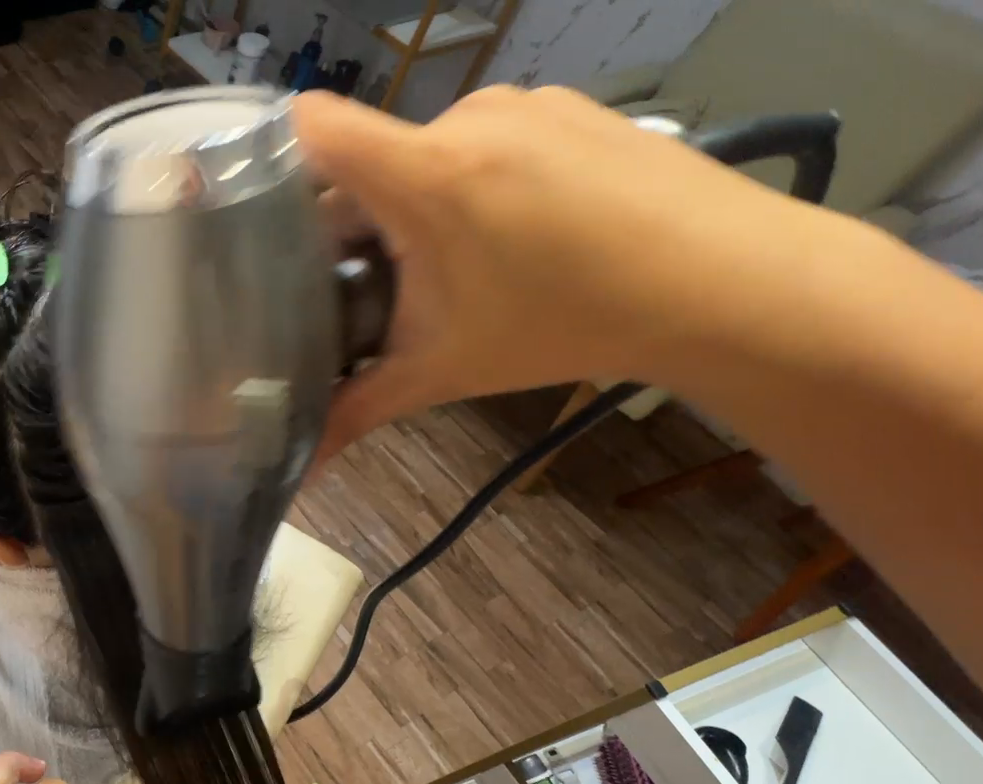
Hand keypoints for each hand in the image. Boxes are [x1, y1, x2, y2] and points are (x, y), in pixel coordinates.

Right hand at [294, 86, 856, 460]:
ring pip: (423, 150)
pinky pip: (482, 137)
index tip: (257, 207)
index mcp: (425, 177)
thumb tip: (296, 479)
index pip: (314, 125)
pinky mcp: (566, 106)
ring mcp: (524, 105)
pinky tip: (503, 234)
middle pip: (365, 156)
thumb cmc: (566, 324)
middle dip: (349, 215)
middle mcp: (467, 121)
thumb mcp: (442, 371)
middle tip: (362, 278)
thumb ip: (357, 412)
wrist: (725, 282)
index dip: (269, 155)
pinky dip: (468, 180)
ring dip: (410, 200)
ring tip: (437, 263)